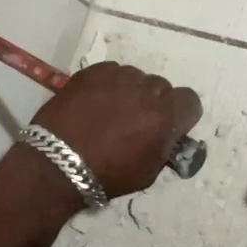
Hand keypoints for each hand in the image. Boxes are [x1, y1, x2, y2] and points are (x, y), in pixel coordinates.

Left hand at [30, 62, 200, 197]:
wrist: (57, 163)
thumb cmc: (106, 175)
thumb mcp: (148, 171)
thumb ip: (165, 145)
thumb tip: (167, 134)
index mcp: (164, 117)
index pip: (190, 100)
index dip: (181, 114)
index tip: (167, 125)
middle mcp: (145, 90)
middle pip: (162, 87)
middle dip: (154, 102)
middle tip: (135, 121)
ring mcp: (117, 77)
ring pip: (136, 77)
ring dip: (130, 91)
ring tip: (111, 110)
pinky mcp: (91, 72)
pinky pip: (111, 71)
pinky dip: (108, 83)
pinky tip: (94, 101)